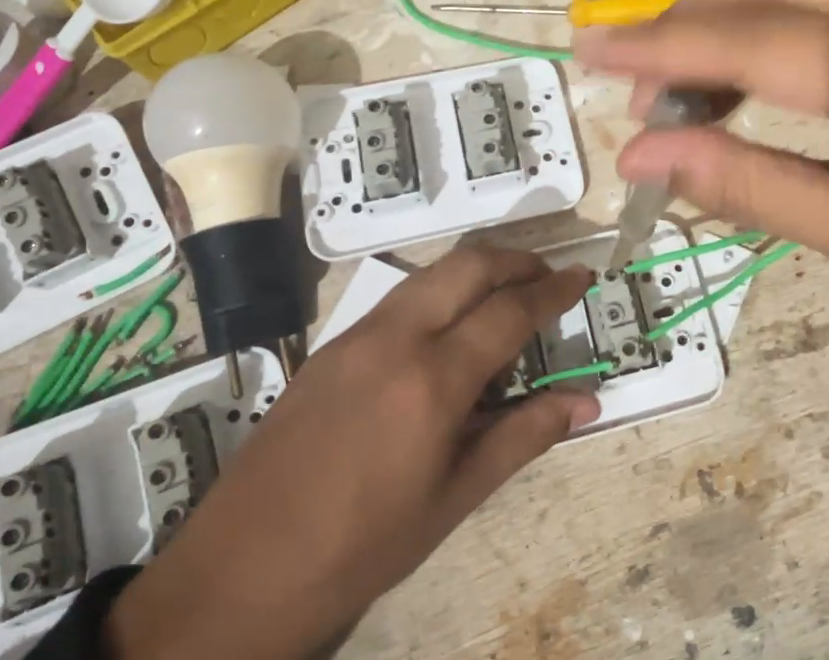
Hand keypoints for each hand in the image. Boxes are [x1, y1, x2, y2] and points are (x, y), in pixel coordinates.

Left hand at [104, 248, 597, 659]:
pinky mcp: (327, 350)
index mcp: (431, 381)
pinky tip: (447, 337)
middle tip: (548, 276)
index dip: (553, 291)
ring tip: (506, 298)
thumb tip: (585, 402)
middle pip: (466, 266)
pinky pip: (397, 302)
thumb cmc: (364, 544)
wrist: (243, 569)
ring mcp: (353, 339)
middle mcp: (393, 340)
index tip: (582, 278)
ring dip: (475, 273)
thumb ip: (522, 436)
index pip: (508, 313)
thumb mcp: (454, 497)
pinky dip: (437, 298)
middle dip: (516, 260)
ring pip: (428, 276)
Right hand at [575, 0, 828, 435]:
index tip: (584, 53)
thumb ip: (746, 183)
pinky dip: (761, 28)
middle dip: (680, 22)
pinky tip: (741, 79)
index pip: (740, 38)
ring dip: (718, 21)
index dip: (655, 46)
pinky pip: (818, 0)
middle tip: (632, 89)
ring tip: (678, 92)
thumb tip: (643, 153)